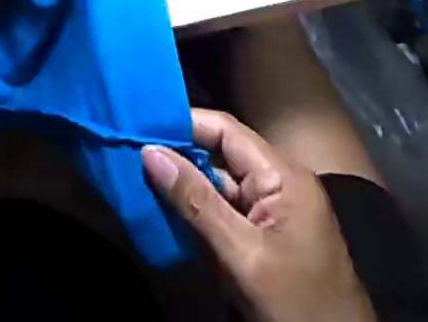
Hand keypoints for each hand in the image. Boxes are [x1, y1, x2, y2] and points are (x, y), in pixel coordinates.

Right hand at [144, 110, 375, 321]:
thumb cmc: (296, 304)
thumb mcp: (243, 256)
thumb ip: (197, 203)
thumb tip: (151, 153)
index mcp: (282, 173)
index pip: (227, 130)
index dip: (185, 124)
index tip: (142, 127)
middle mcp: (278, 181)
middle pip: (221, 155)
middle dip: (179, 156)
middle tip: (131, 156)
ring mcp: (272, 211)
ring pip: (219, 186)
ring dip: (184, 188)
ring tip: (138, 181)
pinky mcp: (265, 238)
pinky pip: (226, 213)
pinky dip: (197, 215)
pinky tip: (164, 216)